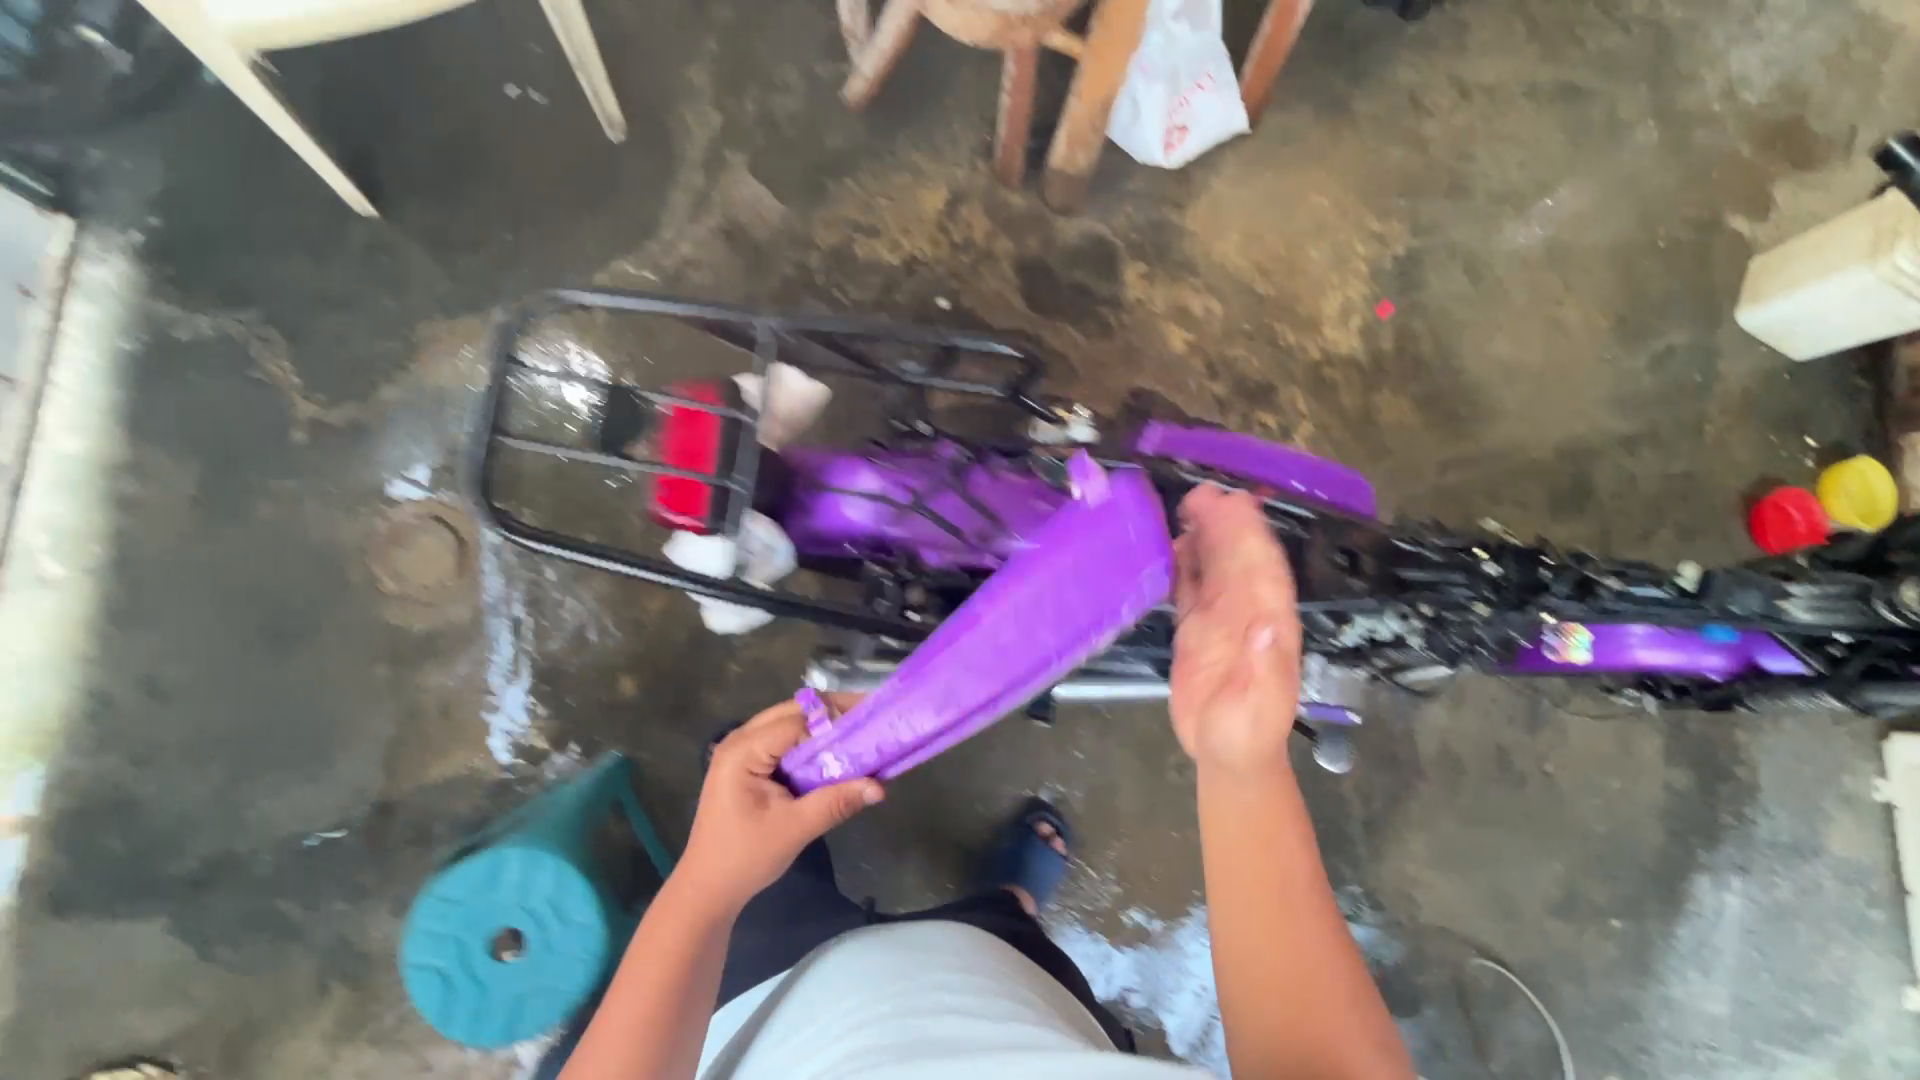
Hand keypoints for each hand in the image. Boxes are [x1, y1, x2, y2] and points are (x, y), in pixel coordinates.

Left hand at [675, 694, 882, 909]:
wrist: (707, 889)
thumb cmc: (744, 858)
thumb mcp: (794, 829)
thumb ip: (836, 802)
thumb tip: (879, 787)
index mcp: (743, 751)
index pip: (797, 720)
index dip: (835, 718)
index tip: (871, 719)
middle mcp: (740, 741)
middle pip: (792, 712)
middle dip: (832, 713)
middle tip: (871, 718)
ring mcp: (741, 751)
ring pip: (789, 724)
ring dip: (822, 726)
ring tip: (860, 730)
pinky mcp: (748, 765)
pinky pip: (783, 741)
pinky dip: (810, 742)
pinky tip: (835, 751)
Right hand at [1170, 485, 1303, 777]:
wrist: (1228, 755)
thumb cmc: (1247, 734)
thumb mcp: (1260, 707)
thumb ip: (1265, 666)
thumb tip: (1265, 622)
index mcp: (1268, 624)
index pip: (1262, 571)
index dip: (1250, 536)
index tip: (1233, 506)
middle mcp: (1246, 613)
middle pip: (1236, 560)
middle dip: (1223, 525)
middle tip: (1200, 494)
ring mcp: (1221, 620)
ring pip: (1214, 567)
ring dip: (1204, 537)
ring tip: (1185, 507)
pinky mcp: (1197, 630)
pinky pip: (1191, 589)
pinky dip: (1183, 566)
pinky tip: (1173, 545)